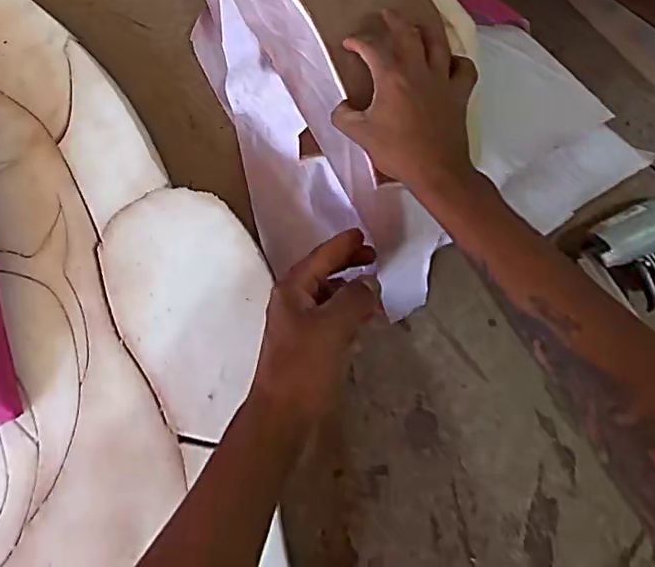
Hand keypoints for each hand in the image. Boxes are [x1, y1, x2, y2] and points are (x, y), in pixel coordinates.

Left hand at [249, 229, 382, 425]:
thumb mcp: (332, 326)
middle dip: (347, 263)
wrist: (281, 418)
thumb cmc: (303, 368)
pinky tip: (362, 320)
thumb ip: (354, 298)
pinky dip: (346, 311)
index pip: (321, 257)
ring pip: (326, 295)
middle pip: (322, 272)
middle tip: (373, 257)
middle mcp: (291, 301)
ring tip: (373, 290)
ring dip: (349, 289)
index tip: (363, 235)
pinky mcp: (304, 345)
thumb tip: (369, 283)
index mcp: (292, 289)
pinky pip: (329, 316)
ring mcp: (296, 323)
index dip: (343, 245)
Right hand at [330, 9, 478, 194]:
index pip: (371, 49)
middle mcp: (418, 71)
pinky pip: (464, 68)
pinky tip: (449, 63)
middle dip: (395, 20)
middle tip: (387, 14)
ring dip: (427, 30)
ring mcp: (442, 80)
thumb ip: (344, 116)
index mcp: (391, 77)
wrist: (437, 171)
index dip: (357, 42)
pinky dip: (457, 61)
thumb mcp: (360, 134)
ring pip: (438, 43)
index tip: (349, 44)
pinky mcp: (460, 93)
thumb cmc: (397, 151)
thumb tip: (342, 106)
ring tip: (419, 25)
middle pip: (408, 33)